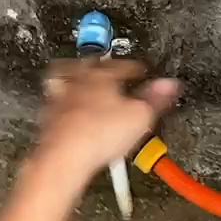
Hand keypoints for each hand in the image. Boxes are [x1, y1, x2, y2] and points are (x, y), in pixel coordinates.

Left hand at [29, 58, 178, 187]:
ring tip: (80, 75)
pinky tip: (66, 108)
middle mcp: (79, 81)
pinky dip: (63, 100)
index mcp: (102, 76)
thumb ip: (156, 99)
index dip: (136, 68)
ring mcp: (62, 98)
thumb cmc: (99, 135)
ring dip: (75, 75)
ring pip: (66, 76)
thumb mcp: (140, 117)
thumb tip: (170, 85)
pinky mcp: (49, 117)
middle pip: (90, 64)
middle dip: (101, 64)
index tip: (141, 70)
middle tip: (108, 64)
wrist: (64, 156)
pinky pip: (55, 100)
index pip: (123, 65)